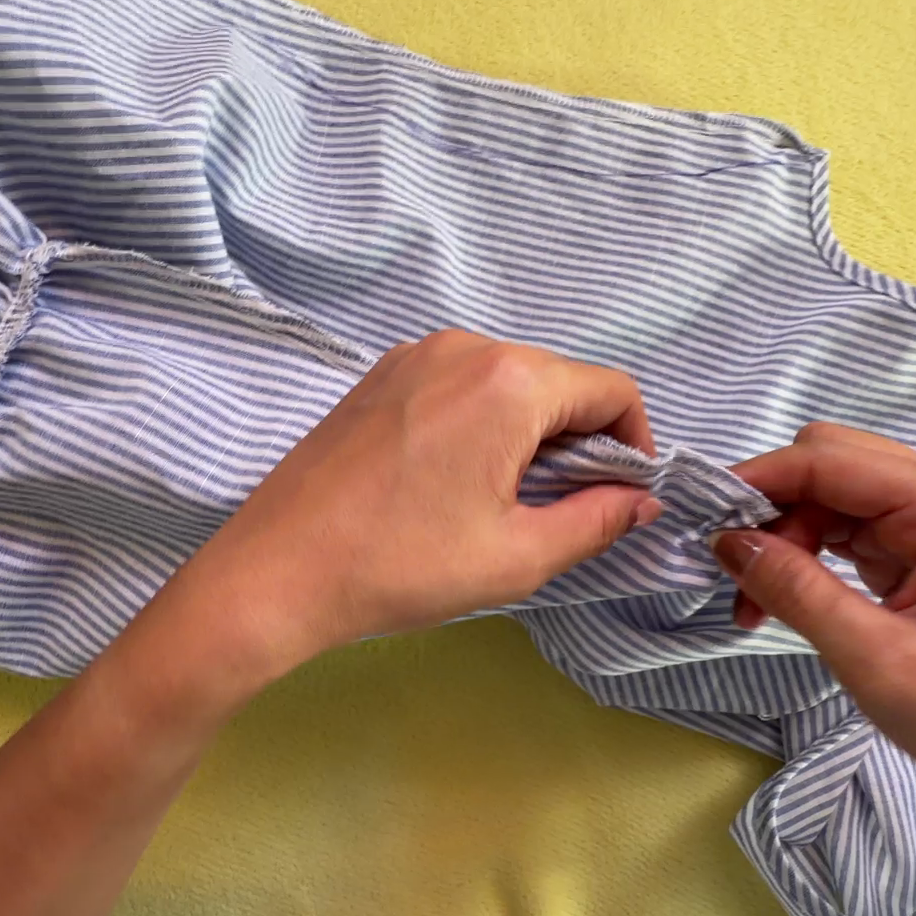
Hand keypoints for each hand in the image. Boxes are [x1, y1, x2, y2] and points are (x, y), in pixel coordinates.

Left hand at [153, 331, 662, 697]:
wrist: (276, 569)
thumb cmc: (402, 566)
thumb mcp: (517, 556)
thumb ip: (596, 521)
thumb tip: (639, 501)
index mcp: (508, 380)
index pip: (611, 391)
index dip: (633, 444)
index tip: (621, 496)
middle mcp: (463, 346)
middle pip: (557, 382)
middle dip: (578, 441)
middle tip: (560, 508)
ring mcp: (412, 355)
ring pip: (506, 383)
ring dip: (528, 433)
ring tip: (501, 499)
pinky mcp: (378, 376)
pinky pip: (457, 386)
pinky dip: (480, 423)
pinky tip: (452, 478)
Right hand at [713, 423, 915, 838]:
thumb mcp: (877, 660)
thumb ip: (795, 588)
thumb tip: (725, 539)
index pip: (830, 460)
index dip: (757, 480)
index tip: (701, 517)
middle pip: (834, 466)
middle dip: (773, 511)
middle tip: (737, 574)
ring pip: (838, 499)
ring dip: (788, 539)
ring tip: (758, 606)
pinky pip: (857, 532)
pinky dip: (814, 557)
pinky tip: (793, 600)